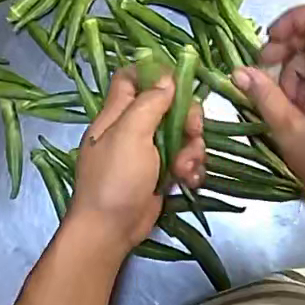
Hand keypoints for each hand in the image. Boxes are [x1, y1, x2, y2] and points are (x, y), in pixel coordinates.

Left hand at [67, 67, 204, 251]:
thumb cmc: (115, 179)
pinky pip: (185, 160)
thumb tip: (167, 78)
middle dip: (187, 119)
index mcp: (116, 114)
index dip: (154, 74)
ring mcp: (148, 153)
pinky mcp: (162, 174)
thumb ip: (150, 103)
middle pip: (168, 107)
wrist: (111, 230)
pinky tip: (189, 181)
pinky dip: (191, 168)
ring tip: (185, 169)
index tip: (179, 82)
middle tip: (192, 133)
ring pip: (182, 135)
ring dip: (192, 149)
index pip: (131, 78)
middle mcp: (133, 129)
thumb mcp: (131, 134)